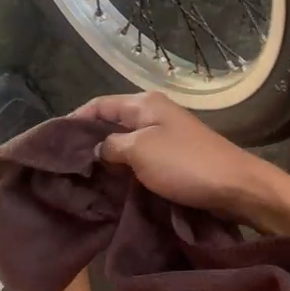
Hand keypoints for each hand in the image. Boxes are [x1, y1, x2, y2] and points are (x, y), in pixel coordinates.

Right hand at [70, 93, 283, 219]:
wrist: (236, 187)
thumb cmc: (186, 164)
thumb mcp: (141, 151)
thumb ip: (112, 145)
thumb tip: (96, 149)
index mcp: (144, 103)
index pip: (99, 104)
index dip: (75, 120)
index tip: (53, 143)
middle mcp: (153, 113)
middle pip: (111, 121)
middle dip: (89, 141)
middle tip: (65, 166)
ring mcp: (166, 134)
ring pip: (125, 142)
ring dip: (107, 158)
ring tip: (84, 179)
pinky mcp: (175, 157)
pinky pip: (141, 158)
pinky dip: (125, 169)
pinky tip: (112, 185)